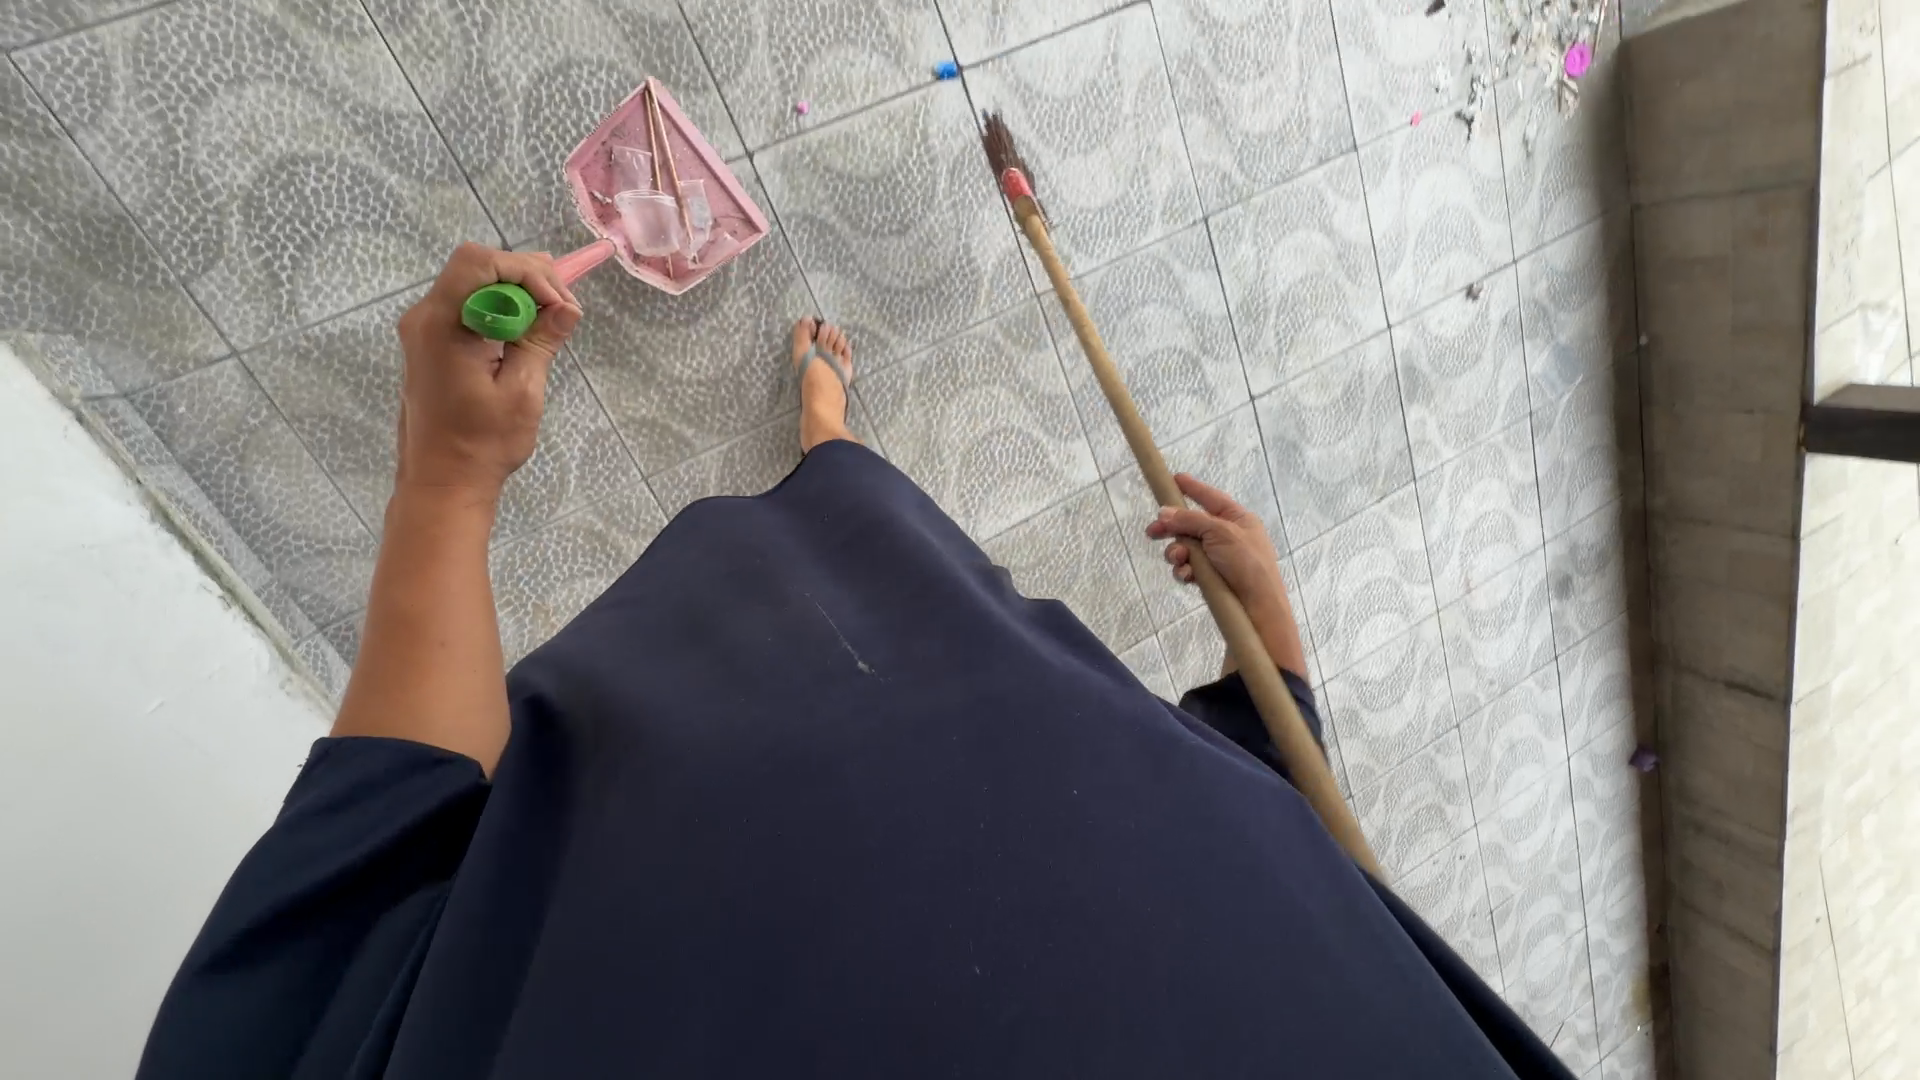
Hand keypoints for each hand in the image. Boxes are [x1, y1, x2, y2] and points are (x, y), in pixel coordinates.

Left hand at [393, 243, 581, 502]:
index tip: (561, 307)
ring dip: (519, 294)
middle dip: (528, 279)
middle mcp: (426, 317)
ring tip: (557, 318)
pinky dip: (504, 311)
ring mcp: (427, 329)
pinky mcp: (434, 344)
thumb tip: (568, 308)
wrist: (443, 479)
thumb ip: (540, 342)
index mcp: (442, 324)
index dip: (527, 273)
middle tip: (567, 311)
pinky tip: (531, 329)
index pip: (479, 263)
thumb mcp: (522, 391)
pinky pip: (470, 308)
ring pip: (475, 285)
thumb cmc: (483, 442)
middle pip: (477, 268)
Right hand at [1144, 474, 1283, 597]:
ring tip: (1178, 559)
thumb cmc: (1246, 562)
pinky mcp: (1210, 577)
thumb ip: (1189, 520)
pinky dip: (1184, 570)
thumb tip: (1164, 512)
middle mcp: (1227, 536)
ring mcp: (1218, 558)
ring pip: (1186, 548)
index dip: (1193, 488)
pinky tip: (1186, 576)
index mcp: (1237, 519)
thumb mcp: (1219, 532)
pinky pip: (1189, 568)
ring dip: (1177, 552)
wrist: (1258, 606)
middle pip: (1191, 525)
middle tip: (1152, 532)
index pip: (1211, 498)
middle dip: (1172, 528)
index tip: (1175, 478)